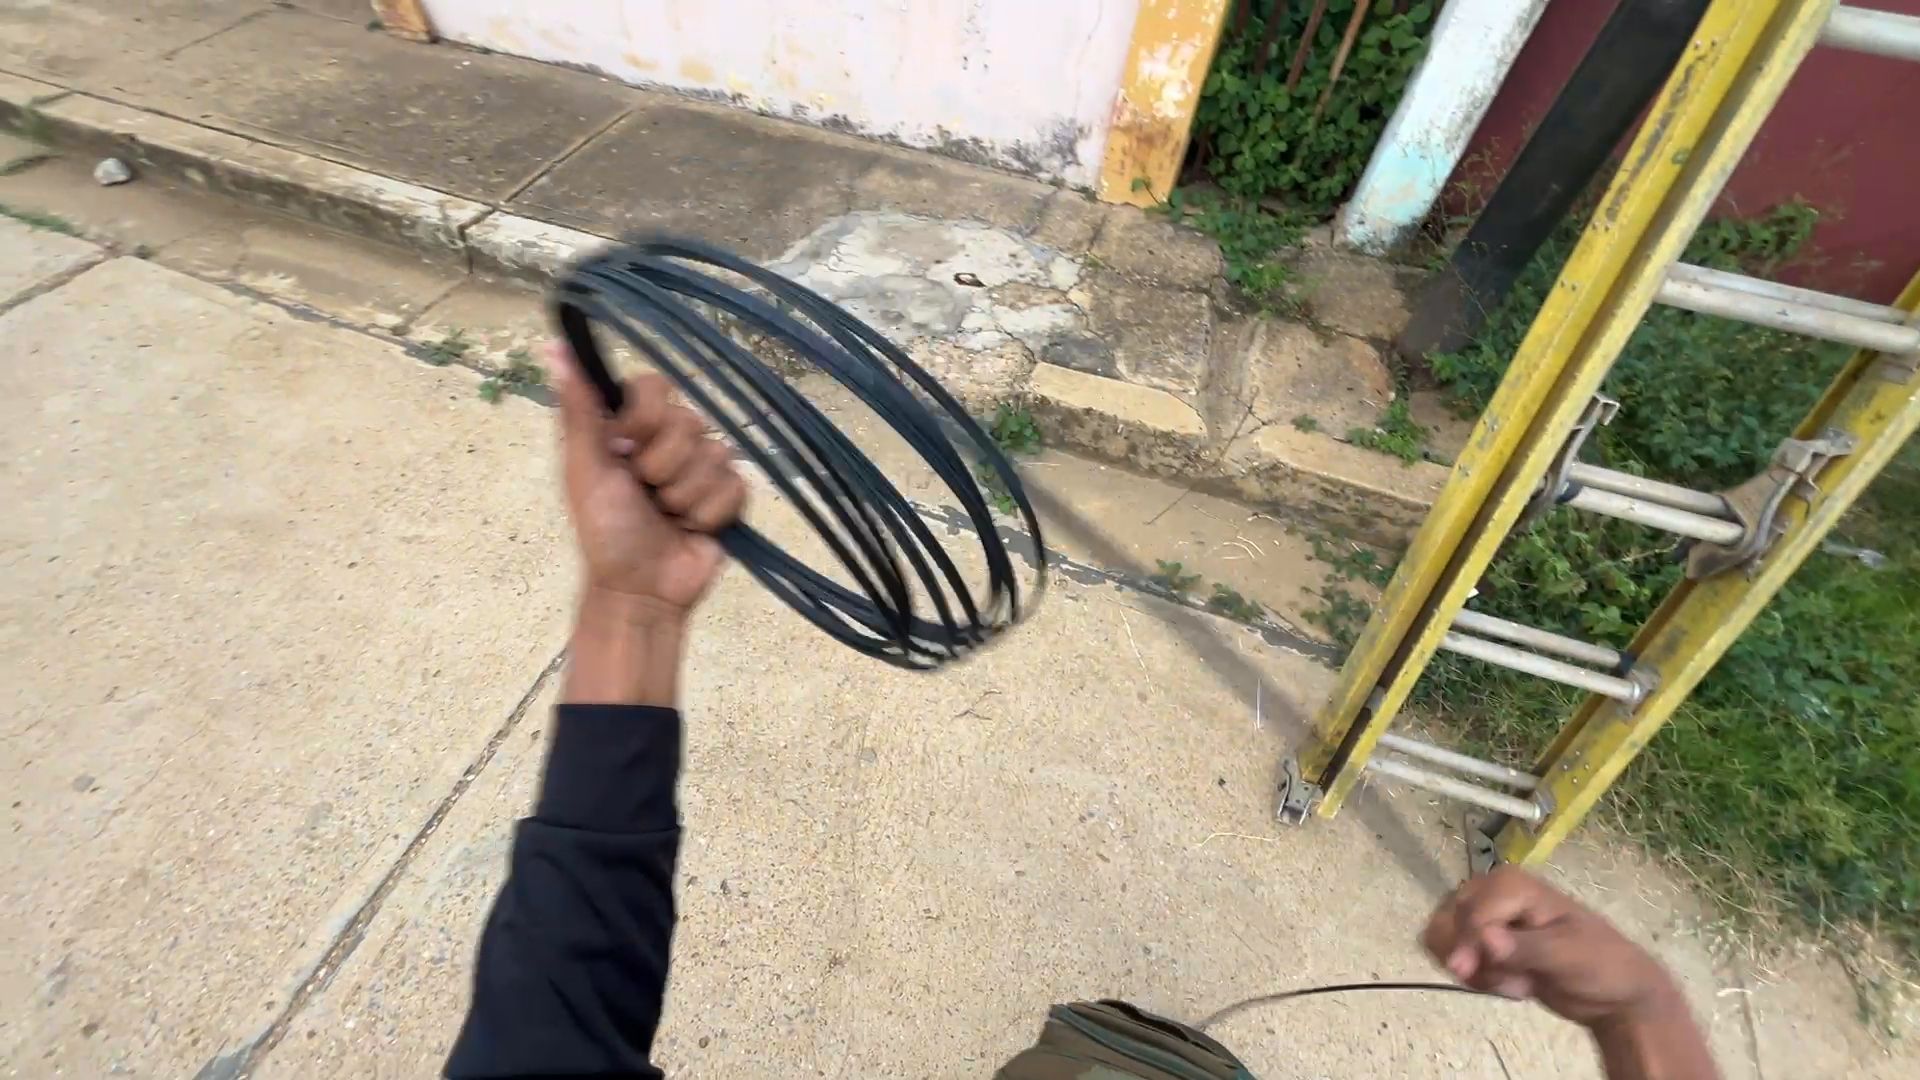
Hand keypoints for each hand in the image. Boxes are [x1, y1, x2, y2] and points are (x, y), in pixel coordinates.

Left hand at [551, 342, 745, 621]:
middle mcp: (671, 441)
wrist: (641, 588)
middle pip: (690, 422)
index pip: (656, 386)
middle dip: (662, 467)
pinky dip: (709, 513)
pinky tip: (692, 528)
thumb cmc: (606, 532)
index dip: (646, 416)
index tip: (626, 446)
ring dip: (684, 496)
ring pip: (715, 456)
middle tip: (646, 494)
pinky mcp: (731, 496)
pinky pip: (735, 486)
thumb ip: (579, 410)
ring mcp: (705, 468)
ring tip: (667, 516)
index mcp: (632, 428)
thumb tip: (553, 346)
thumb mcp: (585, 470)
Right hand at [1422, 866, 1676, 1029]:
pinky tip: (1506, 982)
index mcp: (1510, 883)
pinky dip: (1474, 973)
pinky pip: (1452, 951)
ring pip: (1444, 936)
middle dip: (1476, 958)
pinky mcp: (1482, 938)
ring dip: (1475, 968)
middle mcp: (1489, 891)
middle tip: (1512, 982)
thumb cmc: (1603, 966)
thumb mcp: (1570, 957)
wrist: (1619, 996)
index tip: (1476, 974)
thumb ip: (1525, 948)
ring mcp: (1484, 914)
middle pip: (1450, 920)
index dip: (1470, 945)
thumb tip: (1485, 938)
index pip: (1470, 913)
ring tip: (1512, 983)